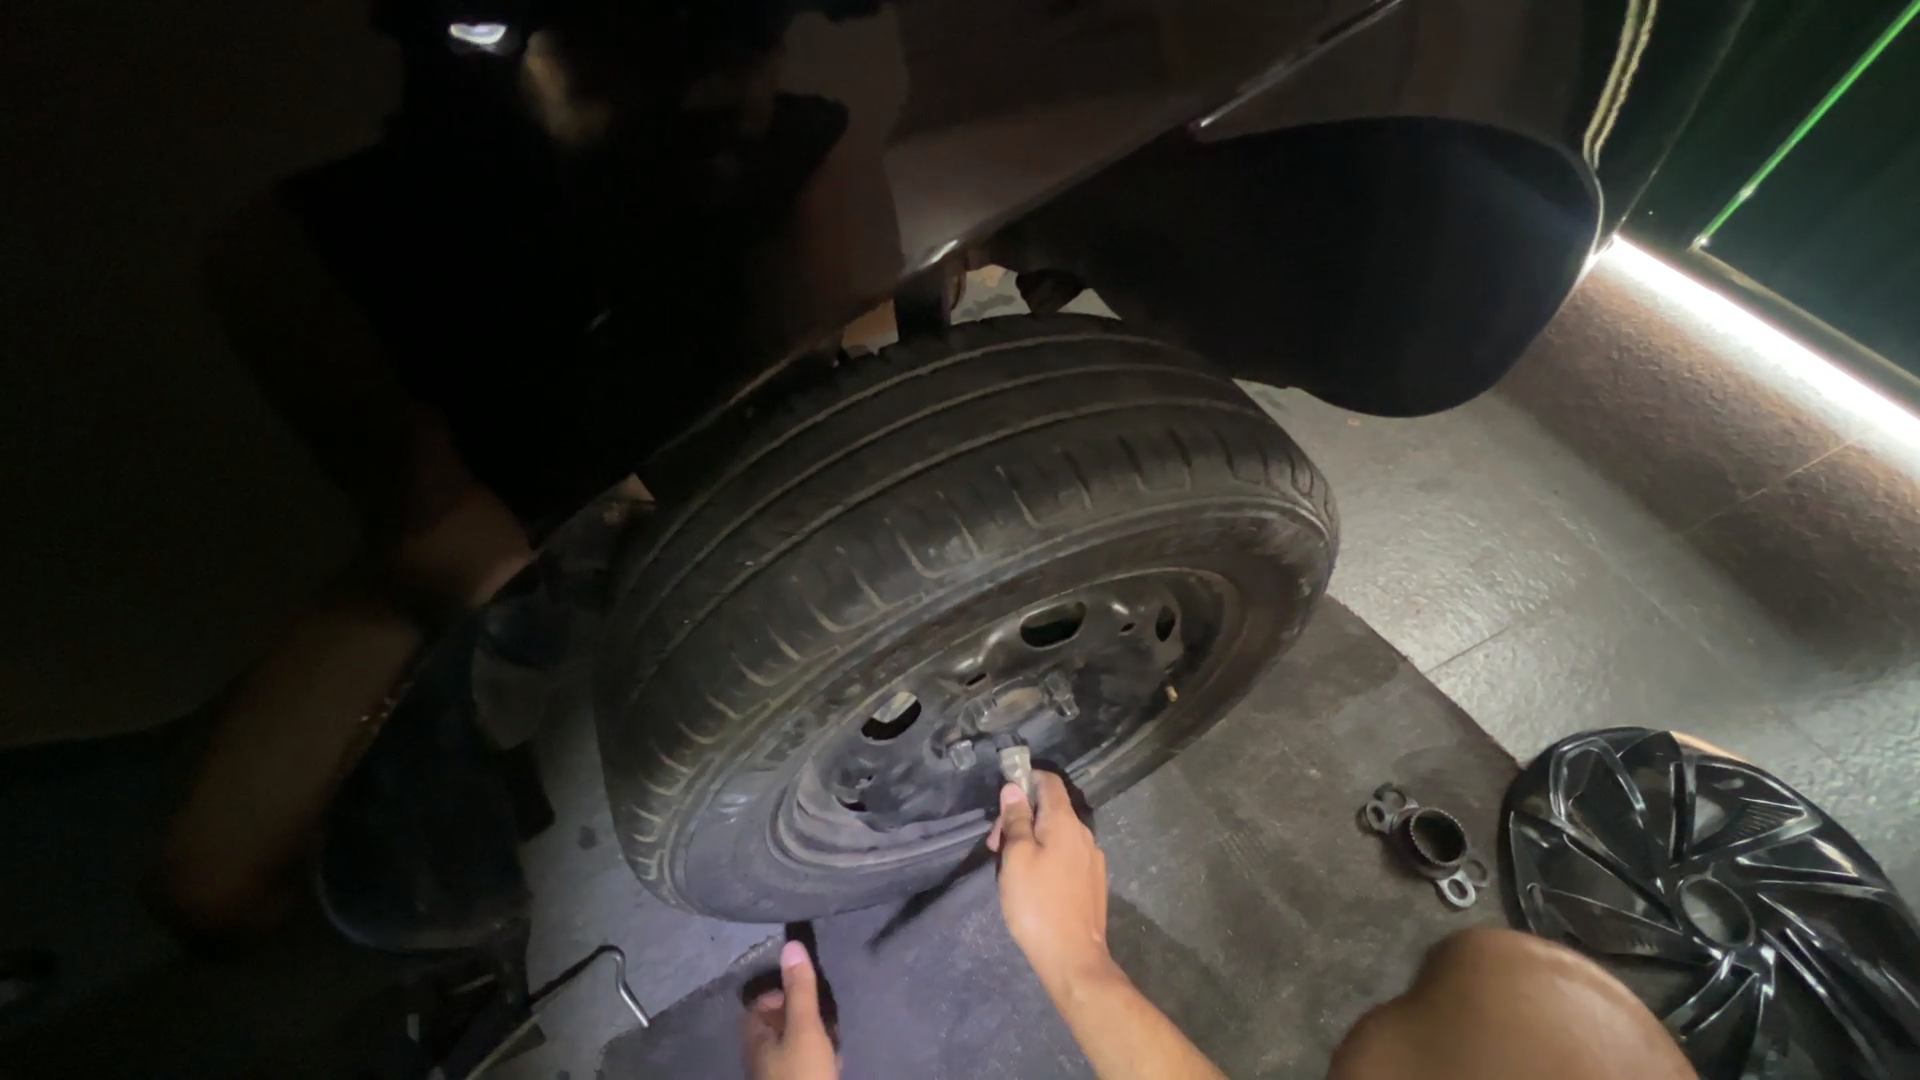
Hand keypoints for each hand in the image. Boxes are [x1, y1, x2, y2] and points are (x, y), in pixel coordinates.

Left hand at [744, 941, 838, 1079]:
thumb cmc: (801, 1075)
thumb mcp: (804, 1028)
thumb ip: (800, 989)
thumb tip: (791, 945)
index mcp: (756, 1038)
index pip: (761, 1003)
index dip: (783, 992)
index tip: (808, 989)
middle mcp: (762, 1055)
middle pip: (780, 1021)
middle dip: (804, 1012)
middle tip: (825, 1011)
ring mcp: (779, 1074)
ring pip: (796, 1041)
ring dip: (815, 1034)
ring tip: (834, 1034)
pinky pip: (807, 1061)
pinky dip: (820, 1055)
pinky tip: (835, 1058)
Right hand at [988, 773, 1116, 992]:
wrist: (1073, 960)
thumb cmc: (1037, 904)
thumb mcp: (1016, 858)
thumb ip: (1016, 819)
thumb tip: (1014, 788)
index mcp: (1065, 822)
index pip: (1049, 781)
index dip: (1025, 779)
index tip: (1003, 798)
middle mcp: (1084, 834)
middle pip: (1051, 809)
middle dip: (1022, 818)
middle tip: (997, 846)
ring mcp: (1092, 859)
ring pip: (1058, 834)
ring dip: (1033, 840)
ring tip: (1011, 869)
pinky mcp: (1093, 882)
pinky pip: (1066, 855)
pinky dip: (1047, 857)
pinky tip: (1033, 884)